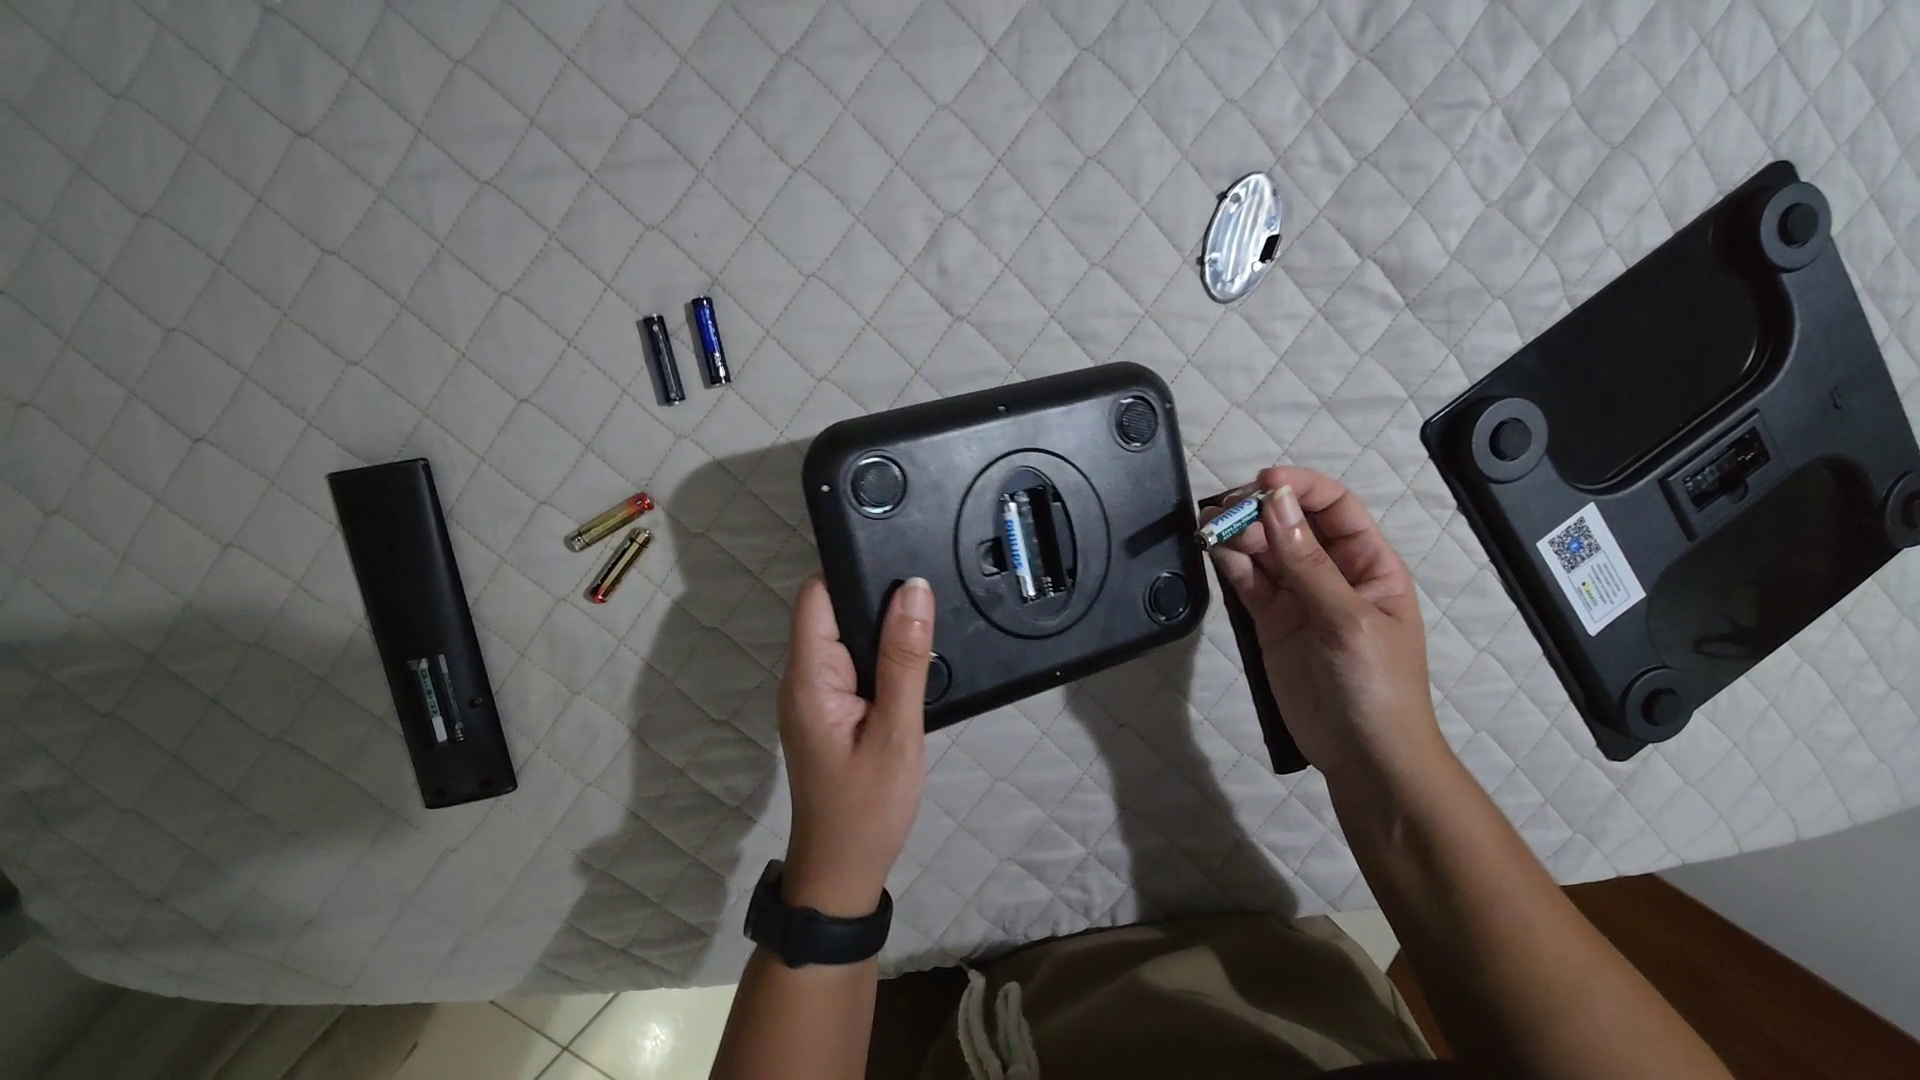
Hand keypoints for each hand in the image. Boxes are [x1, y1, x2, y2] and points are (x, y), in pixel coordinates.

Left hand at [776, 575, 933, 916]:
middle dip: (876, 598)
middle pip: (831, 612)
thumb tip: (914, 590)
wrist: (843, 872)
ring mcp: (814, 697)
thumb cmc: (868, 807)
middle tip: (928, 591)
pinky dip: (881, 659)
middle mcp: (803, 679)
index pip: (816, 597)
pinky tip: (912, 662)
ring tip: (927, 621)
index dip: (852, 569)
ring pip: (846, 639)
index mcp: (809, 677)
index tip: (897, 554)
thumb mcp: (897, 731)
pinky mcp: (829, 712)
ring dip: (882, 630)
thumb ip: (905, 659)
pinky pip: (852, 666)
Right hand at [1205, 467, 1444, 789]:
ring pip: (1264, 551)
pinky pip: (1248, 583)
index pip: (1335, 508)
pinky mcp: (1270, 623)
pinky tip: (1213, 553)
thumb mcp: (1349, 621)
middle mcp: (1333, 574)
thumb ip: (1308, 564)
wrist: (1364, 758)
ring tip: (1210, 529)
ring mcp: (1299, 599)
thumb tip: (1276, 503)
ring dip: (1238, 535)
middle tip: (1225, 513)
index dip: (1302, 488)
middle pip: (1292, 525)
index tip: (1263, 482)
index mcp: (1370, 565)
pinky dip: (1230, 566)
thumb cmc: (1376, 686)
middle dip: (1260, 512)